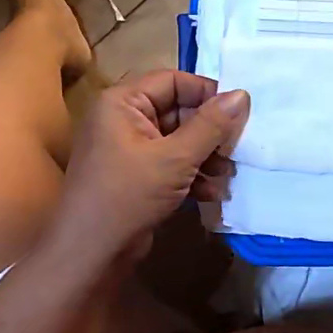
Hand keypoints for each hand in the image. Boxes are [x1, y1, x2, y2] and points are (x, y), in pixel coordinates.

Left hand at [52, 70, 248, 260]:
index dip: (207, 93)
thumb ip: (210, 126)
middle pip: (178, 112)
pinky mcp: (136, 177)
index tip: (239, 111)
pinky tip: (211, 193)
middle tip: (237, 148)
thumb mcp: (175, 158)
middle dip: (209, 133)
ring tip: (226, 175)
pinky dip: (191, 175)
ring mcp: (129, 150)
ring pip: (178, 141)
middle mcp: (123, 119)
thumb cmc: (128, 194)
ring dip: (205, 157)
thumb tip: (242, 95)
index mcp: (122, 102)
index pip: (172, 81)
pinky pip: (170, 164)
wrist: (91, 251)